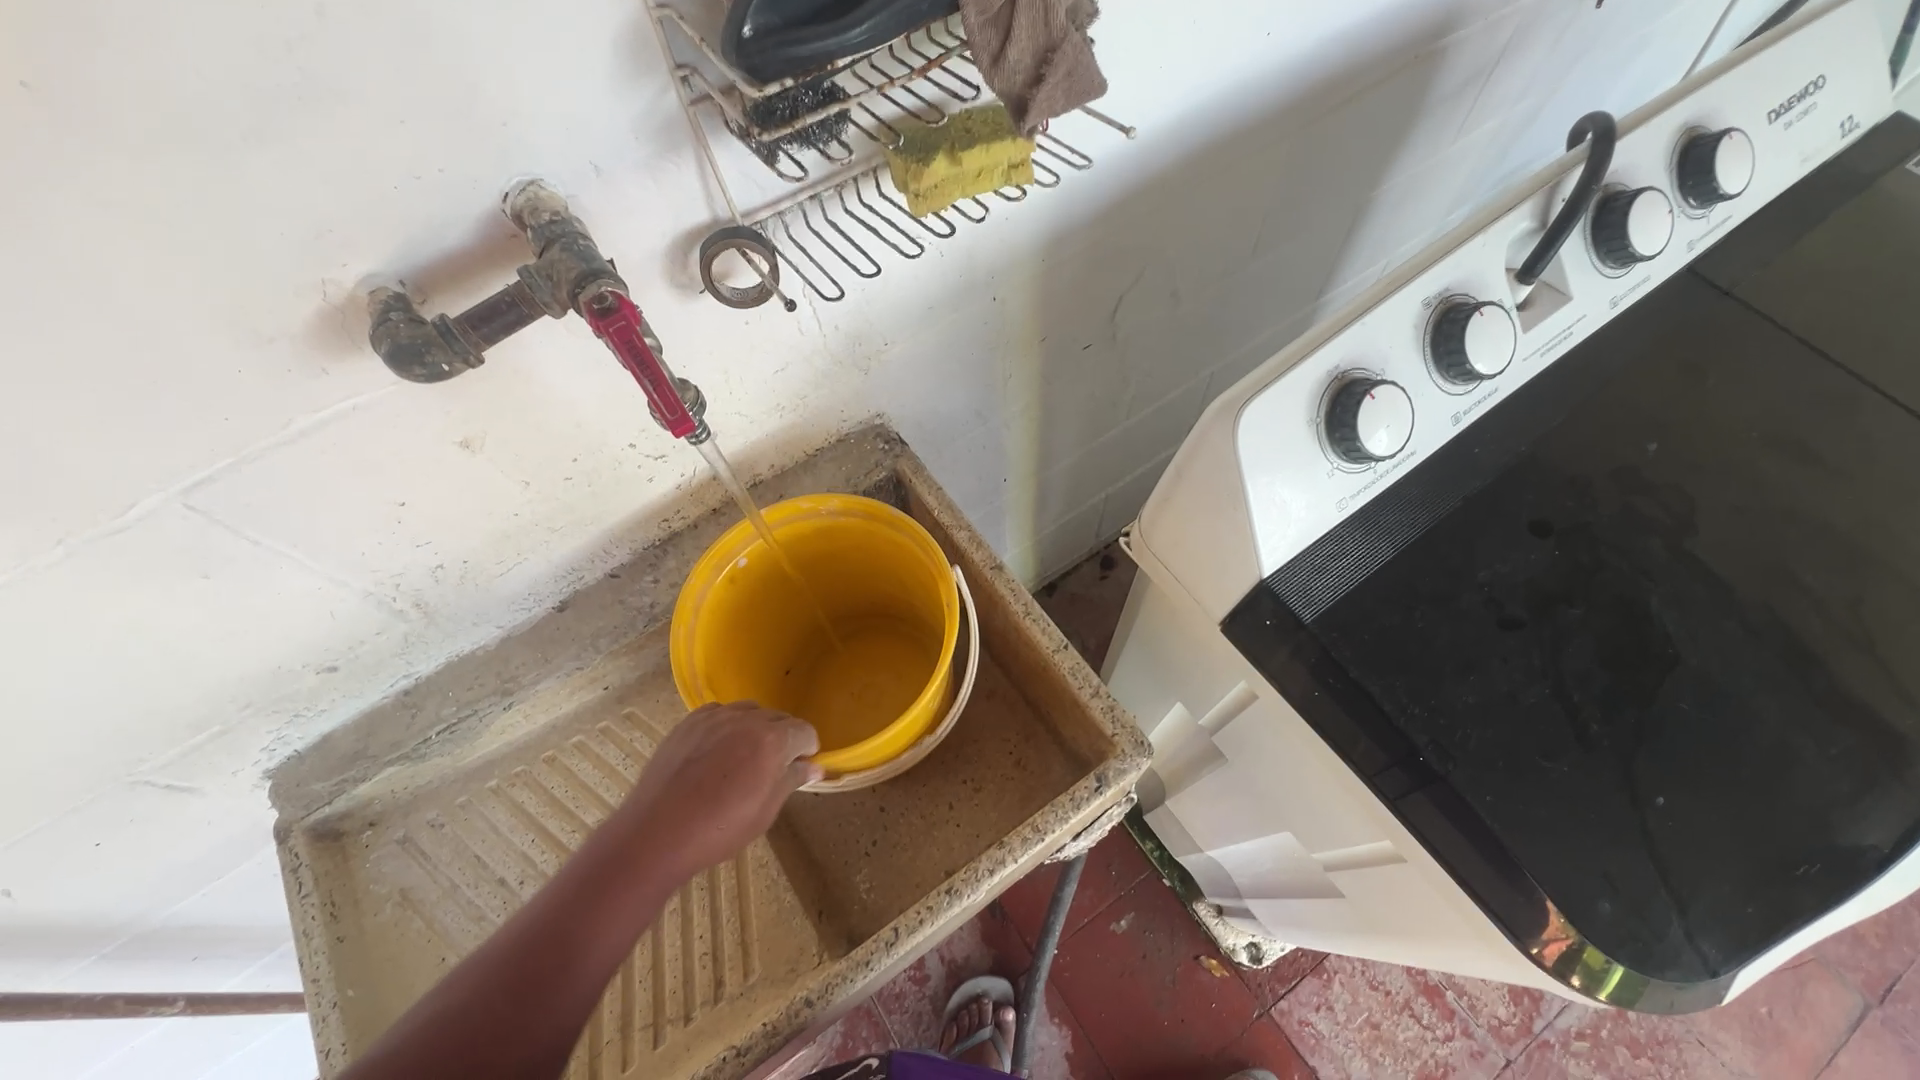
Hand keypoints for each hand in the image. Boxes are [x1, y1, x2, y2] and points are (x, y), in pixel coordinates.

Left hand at [620, 702, 821, 875]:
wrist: (657, 832)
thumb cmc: (719, 829)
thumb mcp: (765, 811)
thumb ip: (792, 780)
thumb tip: (815, 766)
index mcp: (772, 740)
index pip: (805, 731)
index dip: (807, 750)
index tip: (799, 768)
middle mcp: (746, 719)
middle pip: (779, 718)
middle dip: (783, 738)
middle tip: (772, 768)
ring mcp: (714, 717)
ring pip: (748, 712)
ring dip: (755, 729)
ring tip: (742, 758)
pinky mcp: (689, 722)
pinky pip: (719, 714)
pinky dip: (726, 726)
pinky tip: (717, 751)